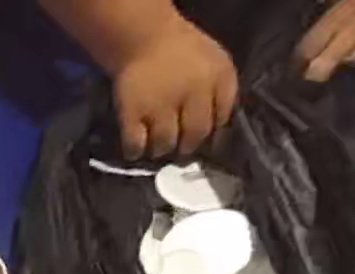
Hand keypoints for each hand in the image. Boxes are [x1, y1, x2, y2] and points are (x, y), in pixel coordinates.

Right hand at [111, 15, 237, 159]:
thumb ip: (219, 93)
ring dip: (160, 150)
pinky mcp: (132, 115)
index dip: (213, 136)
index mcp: (218, 77)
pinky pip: (135, 147)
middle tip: (176, 147)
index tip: (204, 144)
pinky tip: (136, 147)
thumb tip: (217, 134)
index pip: (222, 119)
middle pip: (193, 137)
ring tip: (155, 144)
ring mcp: (160, 106)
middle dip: (186, 147)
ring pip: (164, 145)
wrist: (144, 39)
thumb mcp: (213, 64)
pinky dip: (135, 152)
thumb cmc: (181, 53)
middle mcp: (192, 92)